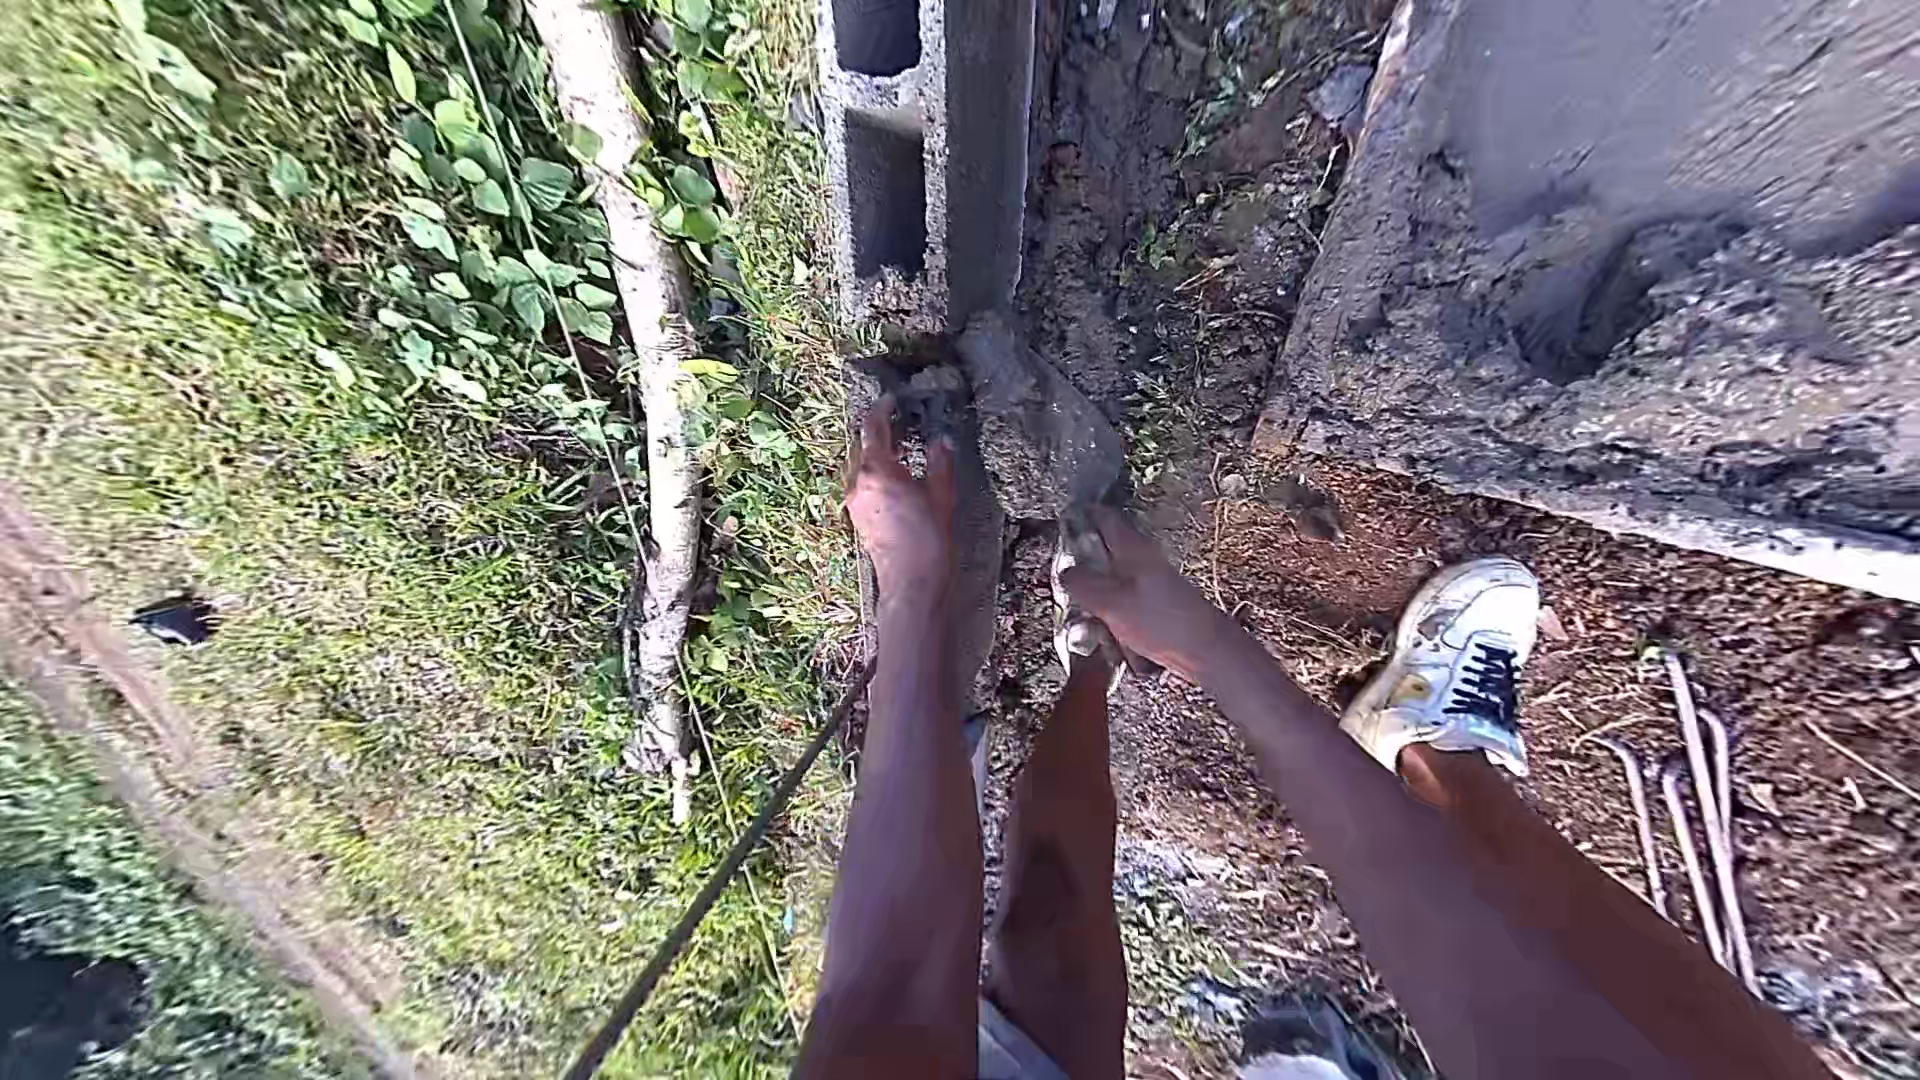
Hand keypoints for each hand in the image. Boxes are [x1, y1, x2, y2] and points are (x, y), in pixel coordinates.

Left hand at [845, 394, 955, 599]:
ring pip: (860, 465)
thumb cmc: (928, 540)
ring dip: (876, 454)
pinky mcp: (856, 516)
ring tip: (901, 450)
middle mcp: (858, 482)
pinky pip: (861, 484)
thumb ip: (939, 463)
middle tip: (901, 423)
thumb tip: (940, 443)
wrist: (911, 584)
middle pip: (862, 445)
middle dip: (879, 432)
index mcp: (877, 470)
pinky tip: (896, 479)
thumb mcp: (941, 495)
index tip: (892, 401)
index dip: (882, 410)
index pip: (873, 428)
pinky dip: (875, 474)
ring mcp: (853, 501)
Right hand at [1058, 505, 1234, 676]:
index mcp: (1132, 548)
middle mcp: (1142, 558)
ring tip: (1081, 608)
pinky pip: (1122, 596)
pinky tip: (1104, 626)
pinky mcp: (1155, 601)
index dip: (1080, 517)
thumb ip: (1082, 584)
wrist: (1205, 650)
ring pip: (1111, 574)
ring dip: (1094, 588)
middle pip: (1104, 548)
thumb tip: (1064, 572)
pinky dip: (1108, 605)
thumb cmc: (1160, 622)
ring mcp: (1150, 579)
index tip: (1059, 527)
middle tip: (1063, 577)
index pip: (1103, 517)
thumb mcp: (1110, 603)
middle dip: (1081, 561)